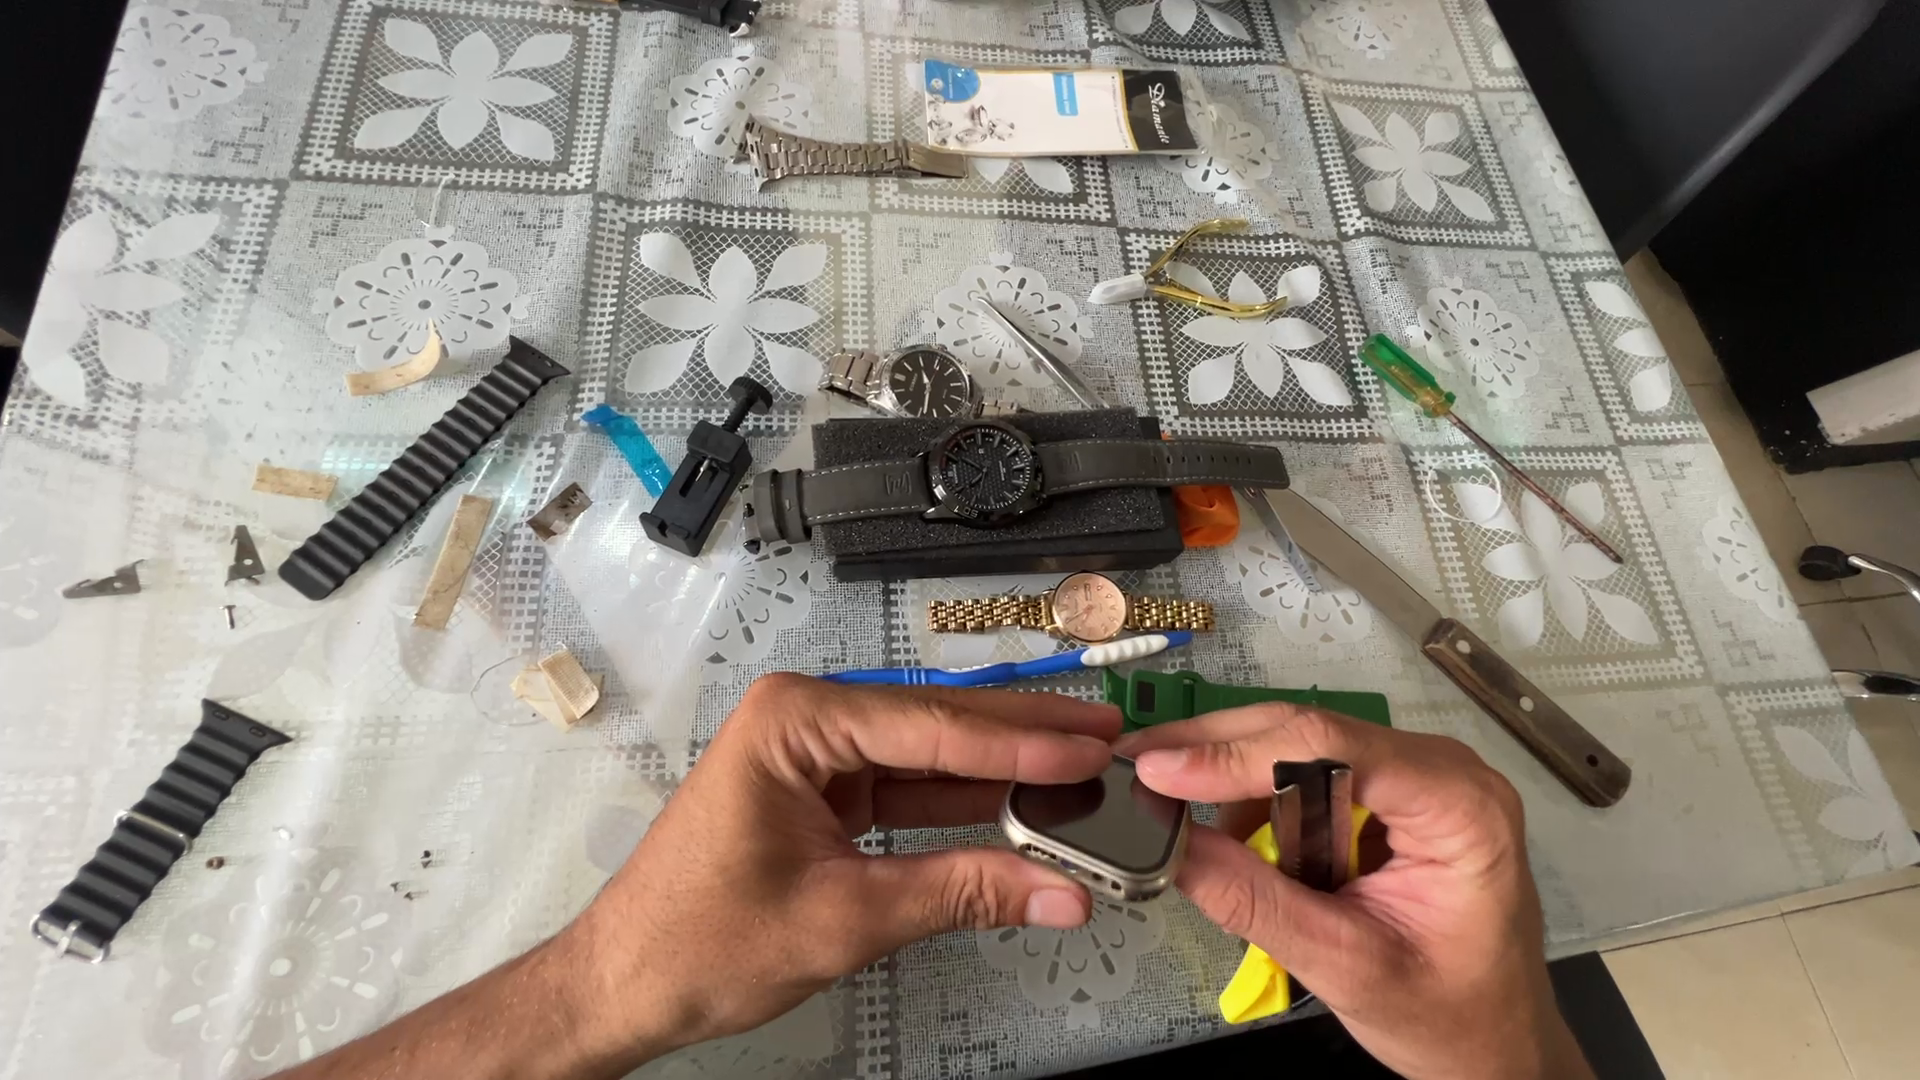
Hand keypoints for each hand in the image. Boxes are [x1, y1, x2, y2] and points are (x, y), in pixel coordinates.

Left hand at [562, 676, 1120, 1066]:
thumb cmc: (707, 943)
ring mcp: (823, 749)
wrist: (624, 984)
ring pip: (931, 752)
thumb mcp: (844, 918)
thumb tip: (1064, 896)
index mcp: (798, 720)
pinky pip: (910, 785)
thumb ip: (959, 894)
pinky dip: (965, 801)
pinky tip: (1023, 802)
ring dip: (1002, 768)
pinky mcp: (831, 785)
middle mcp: (812, 715)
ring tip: (1081, 764)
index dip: (1019, 745)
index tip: (1092, 749)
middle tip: (1103, 734)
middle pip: (937, 724)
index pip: (931, 728)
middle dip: (1022, 736)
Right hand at [1114, 708, 1593, 1079]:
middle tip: (1137, 759)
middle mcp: (1432, 765)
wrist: (1496, 1047)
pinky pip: (1297, 767)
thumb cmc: (1449, 1019)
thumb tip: (1172, 842)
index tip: (1158, 770)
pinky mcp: (1377, 787)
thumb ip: (1256, 903)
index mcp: (1455, 804)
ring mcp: (1405, 770)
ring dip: (1224, 767)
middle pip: (1302, 729)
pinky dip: (1247, 791)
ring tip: (1161, 791)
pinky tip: (1217, 823)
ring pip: (1291, 740)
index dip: (1235, 753)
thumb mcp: (1347, 969)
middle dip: (1214, 748)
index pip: (1328, 747)